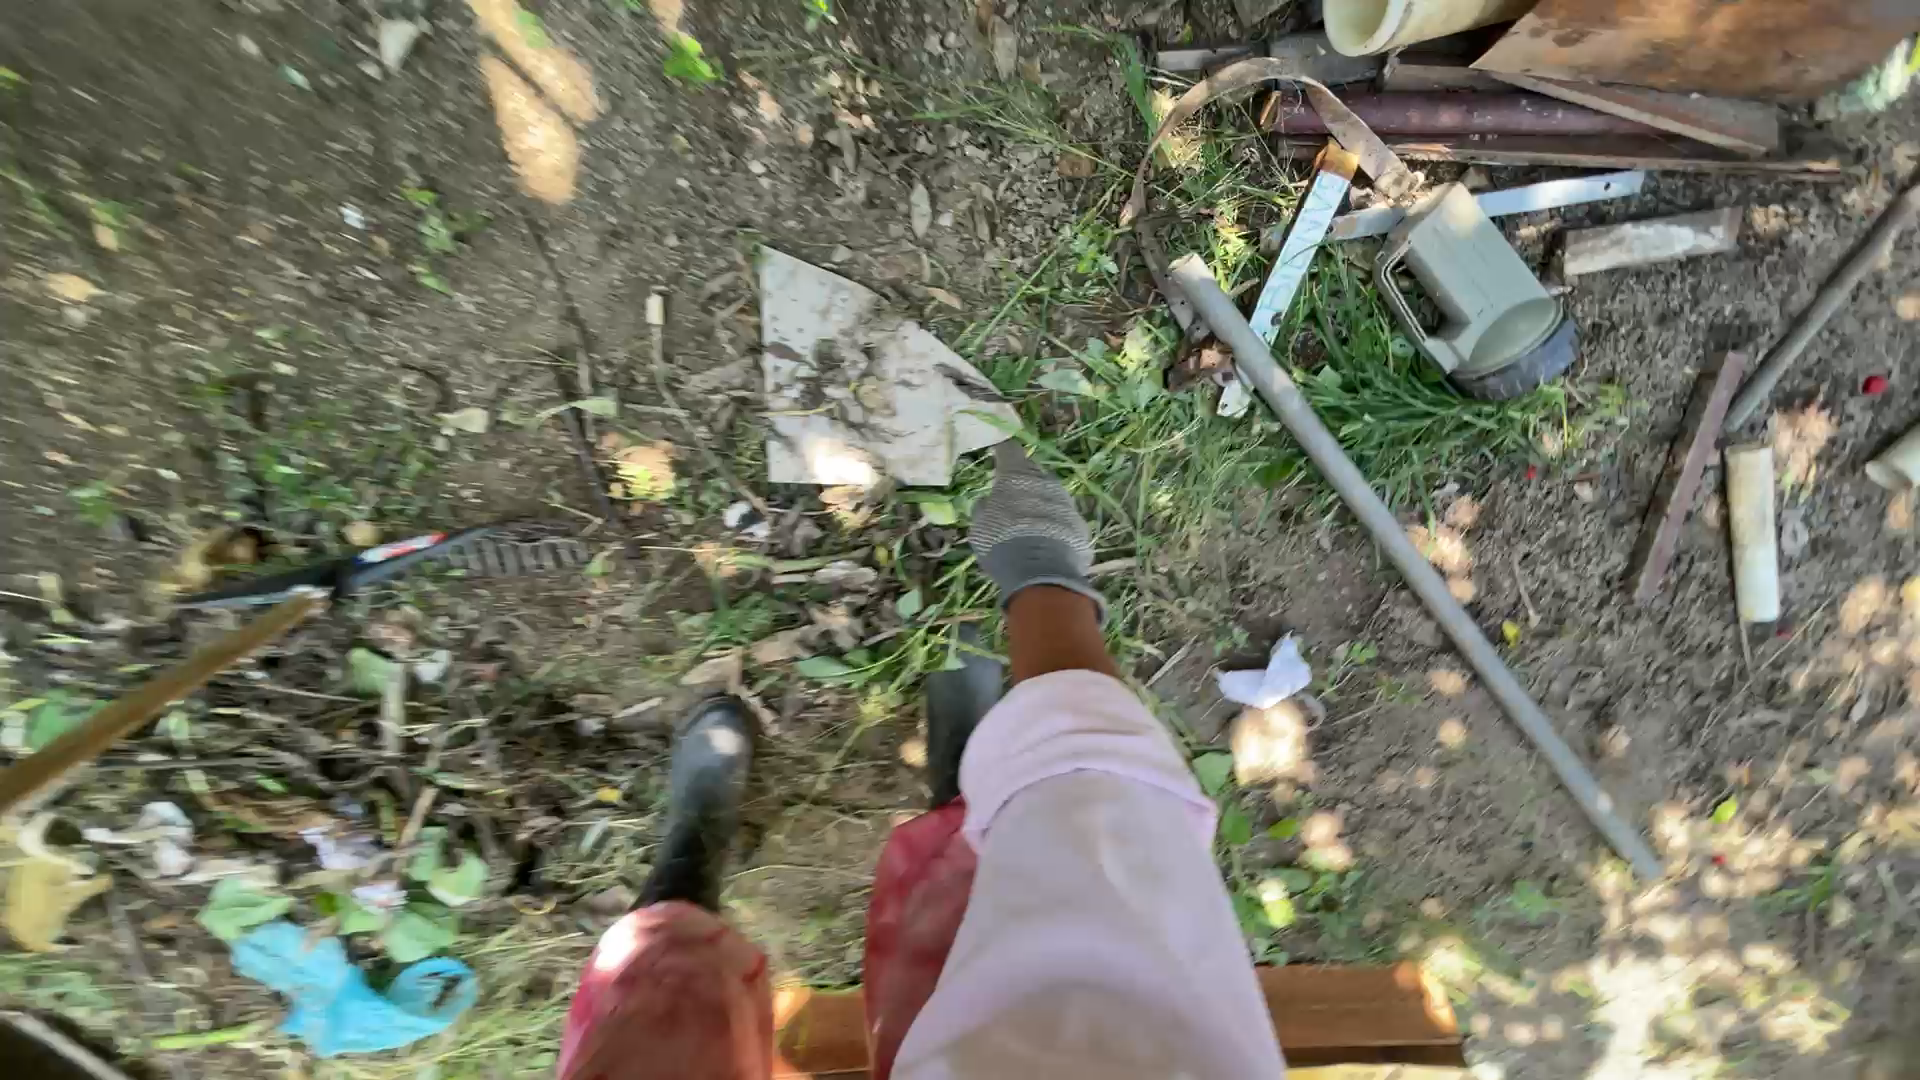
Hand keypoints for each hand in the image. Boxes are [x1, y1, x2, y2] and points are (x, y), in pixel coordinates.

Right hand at [968, 442, 1104, 620]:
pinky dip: (1054, 523)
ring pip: (1050, 493)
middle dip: (1022, 479)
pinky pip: (1063, 517)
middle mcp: (1045, 480)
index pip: (1009, 450)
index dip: (1001, 452)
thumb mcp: (980, 526)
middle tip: (1011, 493)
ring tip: (1028, 521)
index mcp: (1017, 474)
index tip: (996, 454)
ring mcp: (1066, 501)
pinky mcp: (1080, 524)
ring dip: (1039, 501)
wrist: (1043, 573)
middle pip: (1032, 471)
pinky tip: (1046, 539)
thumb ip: (983, 509)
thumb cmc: (1002, 543)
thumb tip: (986, 502)